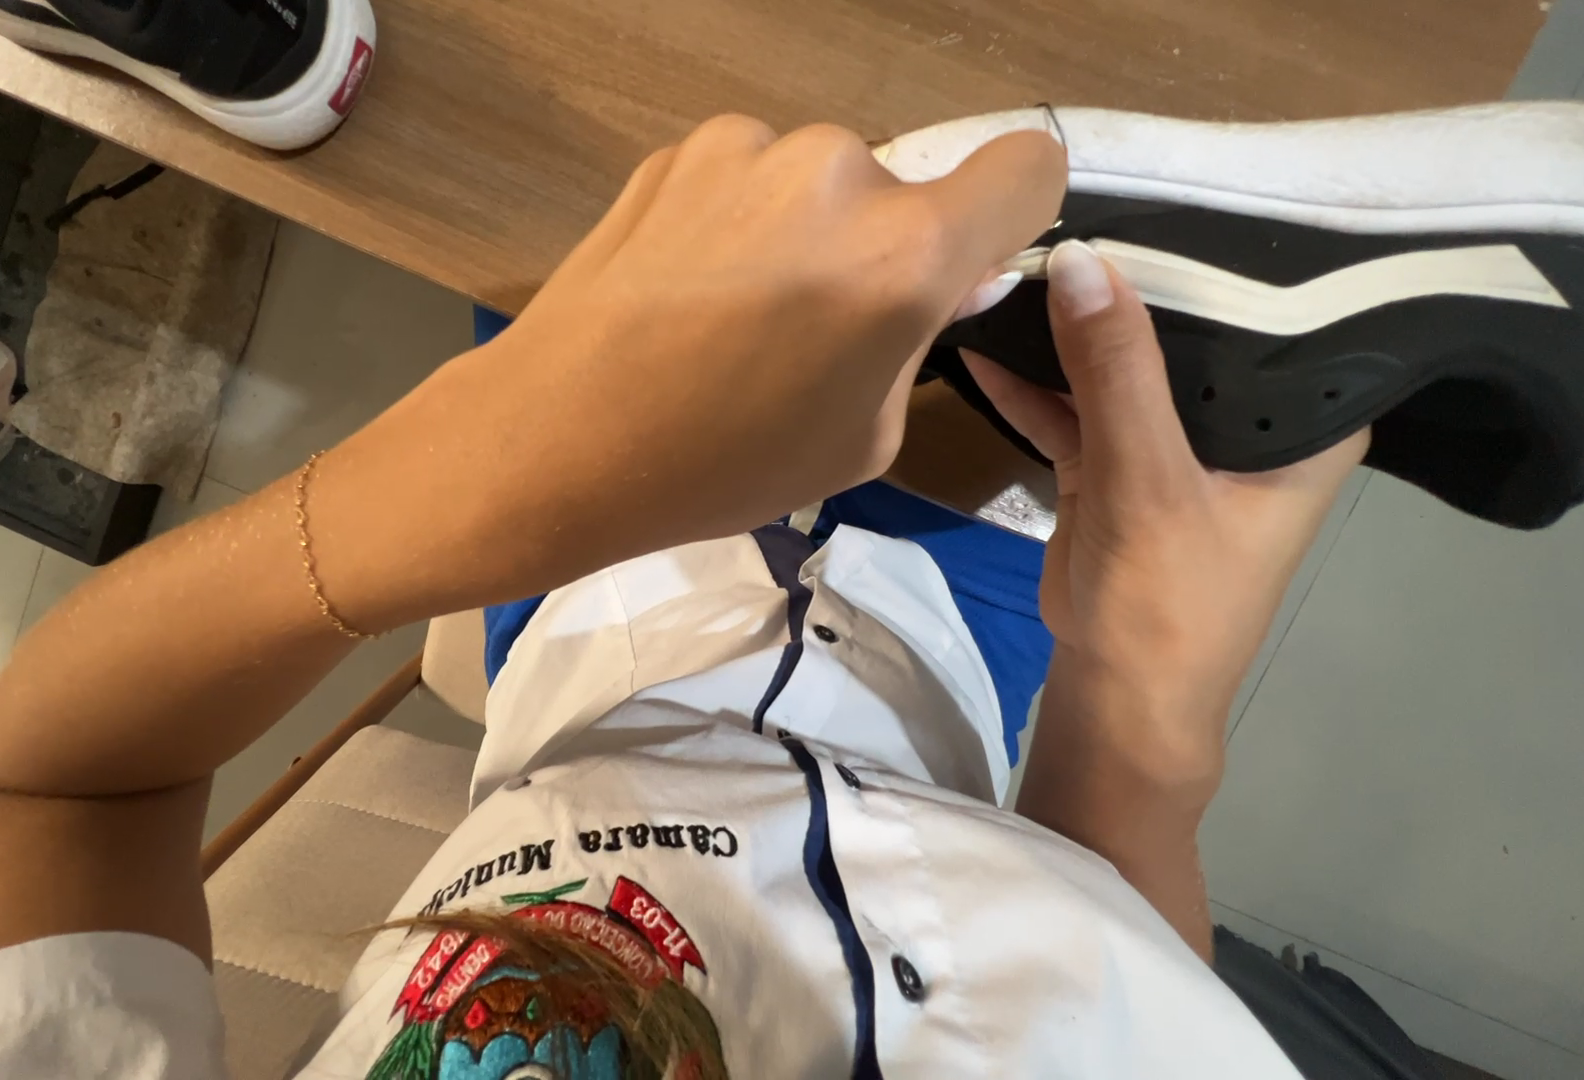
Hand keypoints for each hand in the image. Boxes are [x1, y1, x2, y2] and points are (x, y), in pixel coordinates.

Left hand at [311, 115, 1065, 624]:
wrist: (557, 439)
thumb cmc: (717, 467)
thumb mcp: (858, 440)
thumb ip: (916, 348)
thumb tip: (943, 282)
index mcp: (903, 254)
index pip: (1025, 168)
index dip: (1012, 215)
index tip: (970, 261)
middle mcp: (836, 171)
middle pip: (902, 193)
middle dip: (875, 252)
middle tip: (809, 333)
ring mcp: (745, 148)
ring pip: (816, 186)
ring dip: (800, 236)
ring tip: (730, 319)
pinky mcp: (675, 151)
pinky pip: (743, 182)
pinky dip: (735, 225)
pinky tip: (683, 293)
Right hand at [966, 241, 1366, 793]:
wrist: (1116, 689)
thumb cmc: (1167, 598)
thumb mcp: (1146, 477)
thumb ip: (1114, 372)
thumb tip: (1076, 261)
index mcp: (1300, 418)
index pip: (1270, 308)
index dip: (1214, 251)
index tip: (1155, 187)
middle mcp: (1241, 422)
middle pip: (1181, 333)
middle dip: (1122, 286)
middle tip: (1066, 215)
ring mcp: (1168, 446)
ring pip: (1114, 372)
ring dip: (1062, 339)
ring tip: (1010, 276)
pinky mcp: (1111, 469)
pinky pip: (1070, 413)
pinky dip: (1029, 388)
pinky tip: (986, 350)